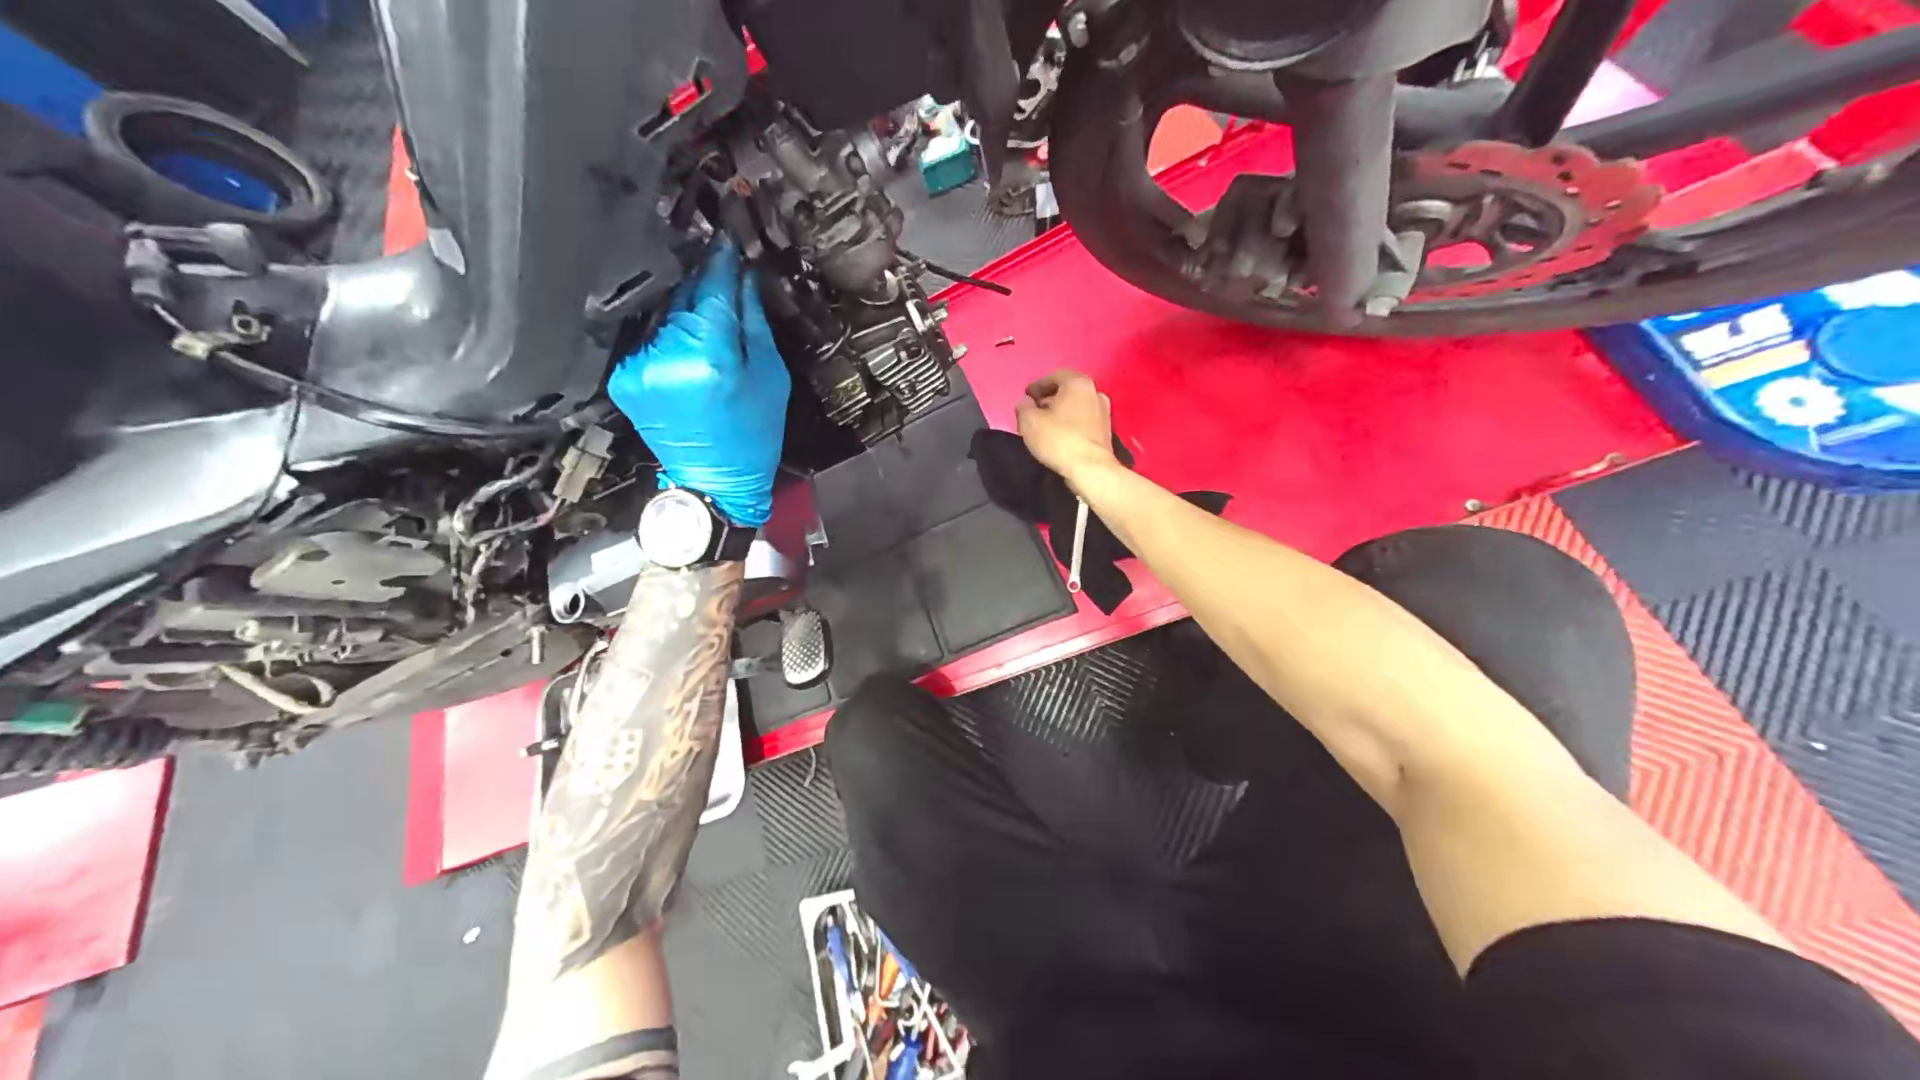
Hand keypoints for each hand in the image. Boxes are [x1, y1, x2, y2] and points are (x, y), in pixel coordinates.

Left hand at [607, 238, 790, 525]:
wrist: (717, 480)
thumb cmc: (752, 436)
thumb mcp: (769, 376)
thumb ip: (753, 321)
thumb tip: (743, 276)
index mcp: (706, 355)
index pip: (710, 287)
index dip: (721, 259)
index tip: (728, 238)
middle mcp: (664, 355)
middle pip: (683, 297)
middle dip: (704, 283)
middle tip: (724, 268)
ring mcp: (639, 366)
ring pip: (664, 314)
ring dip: (685, 306)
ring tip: (709, 311)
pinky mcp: (625, 377)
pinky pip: (650, 337)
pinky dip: (668, 332)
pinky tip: (688, 339)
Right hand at [1014, 369, 1118, 487]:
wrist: (1091, 469)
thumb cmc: (1059, 440)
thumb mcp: (1029, 421)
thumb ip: (1024, 406)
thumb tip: (1026, 402)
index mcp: (1078, 383)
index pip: (1055, 376)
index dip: (1037, 385)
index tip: (1026, 396)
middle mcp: (1095, 392)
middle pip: (1068, 390)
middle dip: (1049, 398)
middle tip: (1034, 409)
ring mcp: (1104, 412)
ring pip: (1077, 406)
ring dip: (1061, 412)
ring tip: (1045, 424)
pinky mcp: (1106, 432)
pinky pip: (1083, 421)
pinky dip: (1071, 424)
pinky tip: (1060, 436)